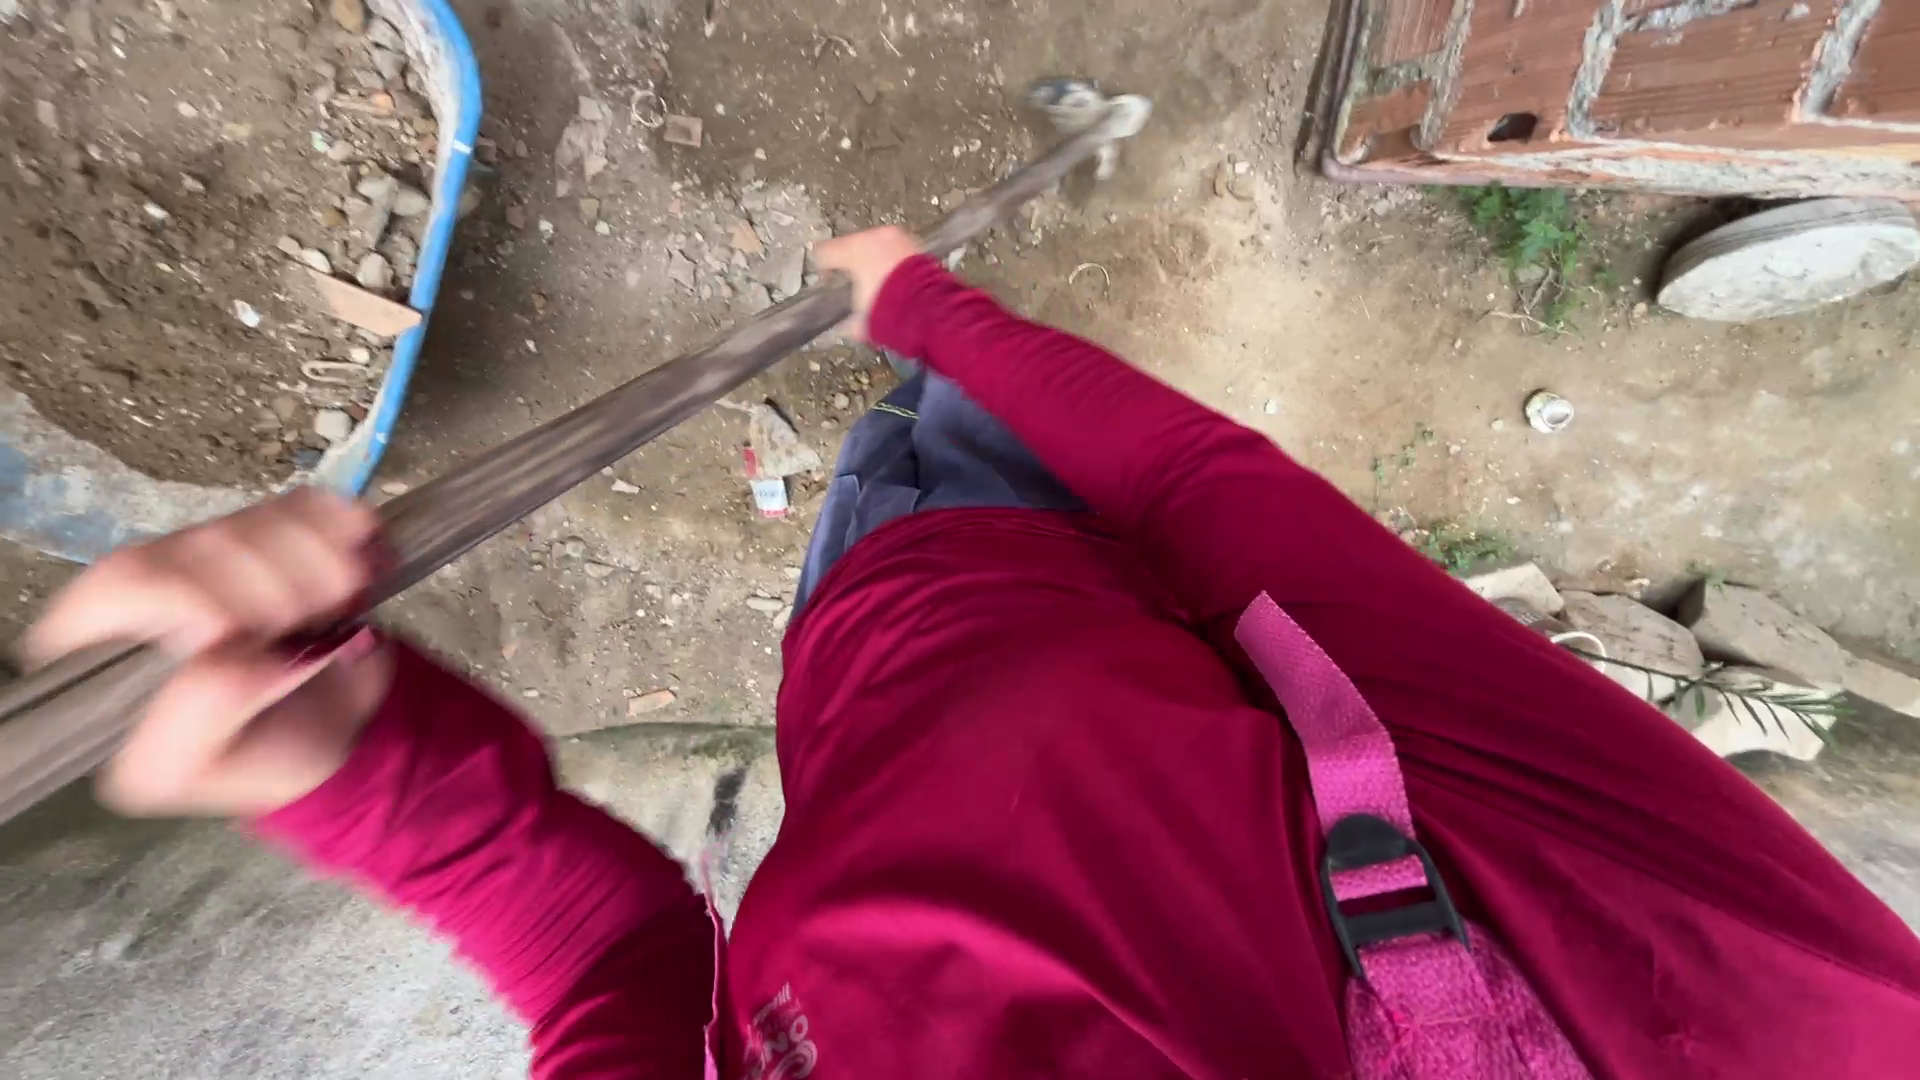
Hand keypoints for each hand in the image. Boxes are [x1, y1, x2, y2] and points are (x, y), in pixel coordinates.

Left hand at [24, 488, 394, 816]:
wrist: (340, 728)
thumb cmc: (257, 753)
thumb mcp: (190, 766)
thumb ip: (194, 714)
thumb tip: (246, 654)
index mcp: (99, 638)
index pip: (133, 578)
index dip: (209, 601)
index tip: (261, 644)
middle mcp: (153, 579)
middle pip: (217, 542)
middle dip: (287, 593)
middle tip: (308, 635)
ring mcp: (224, 548)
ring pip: (275, 518)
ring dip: (331, 570)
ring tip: (338, 613)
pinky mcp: (289, 531)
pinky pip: (322, 505)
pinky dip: (358, 535)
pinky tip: (364, 574)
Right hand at [811, 226, 921, 341]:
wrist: (932, 311)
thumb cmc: (893, 312)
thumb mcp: (863, 320)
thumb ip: (849, 318)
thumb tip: (846, 324)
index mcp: (854, 251)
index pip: (825, 252)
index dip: (823, 269)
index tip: (827, 280)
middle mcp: (874, 238)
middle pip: (852, 245)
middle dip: (852, 264)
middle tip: (855, 284)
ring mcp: (897, 238)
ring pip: (875, 244)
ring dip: (873, 260)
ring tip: (878, 282)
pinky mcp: (915, 244)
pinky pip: (895, 249)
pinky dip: (892, 261)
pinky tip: (896, 279)